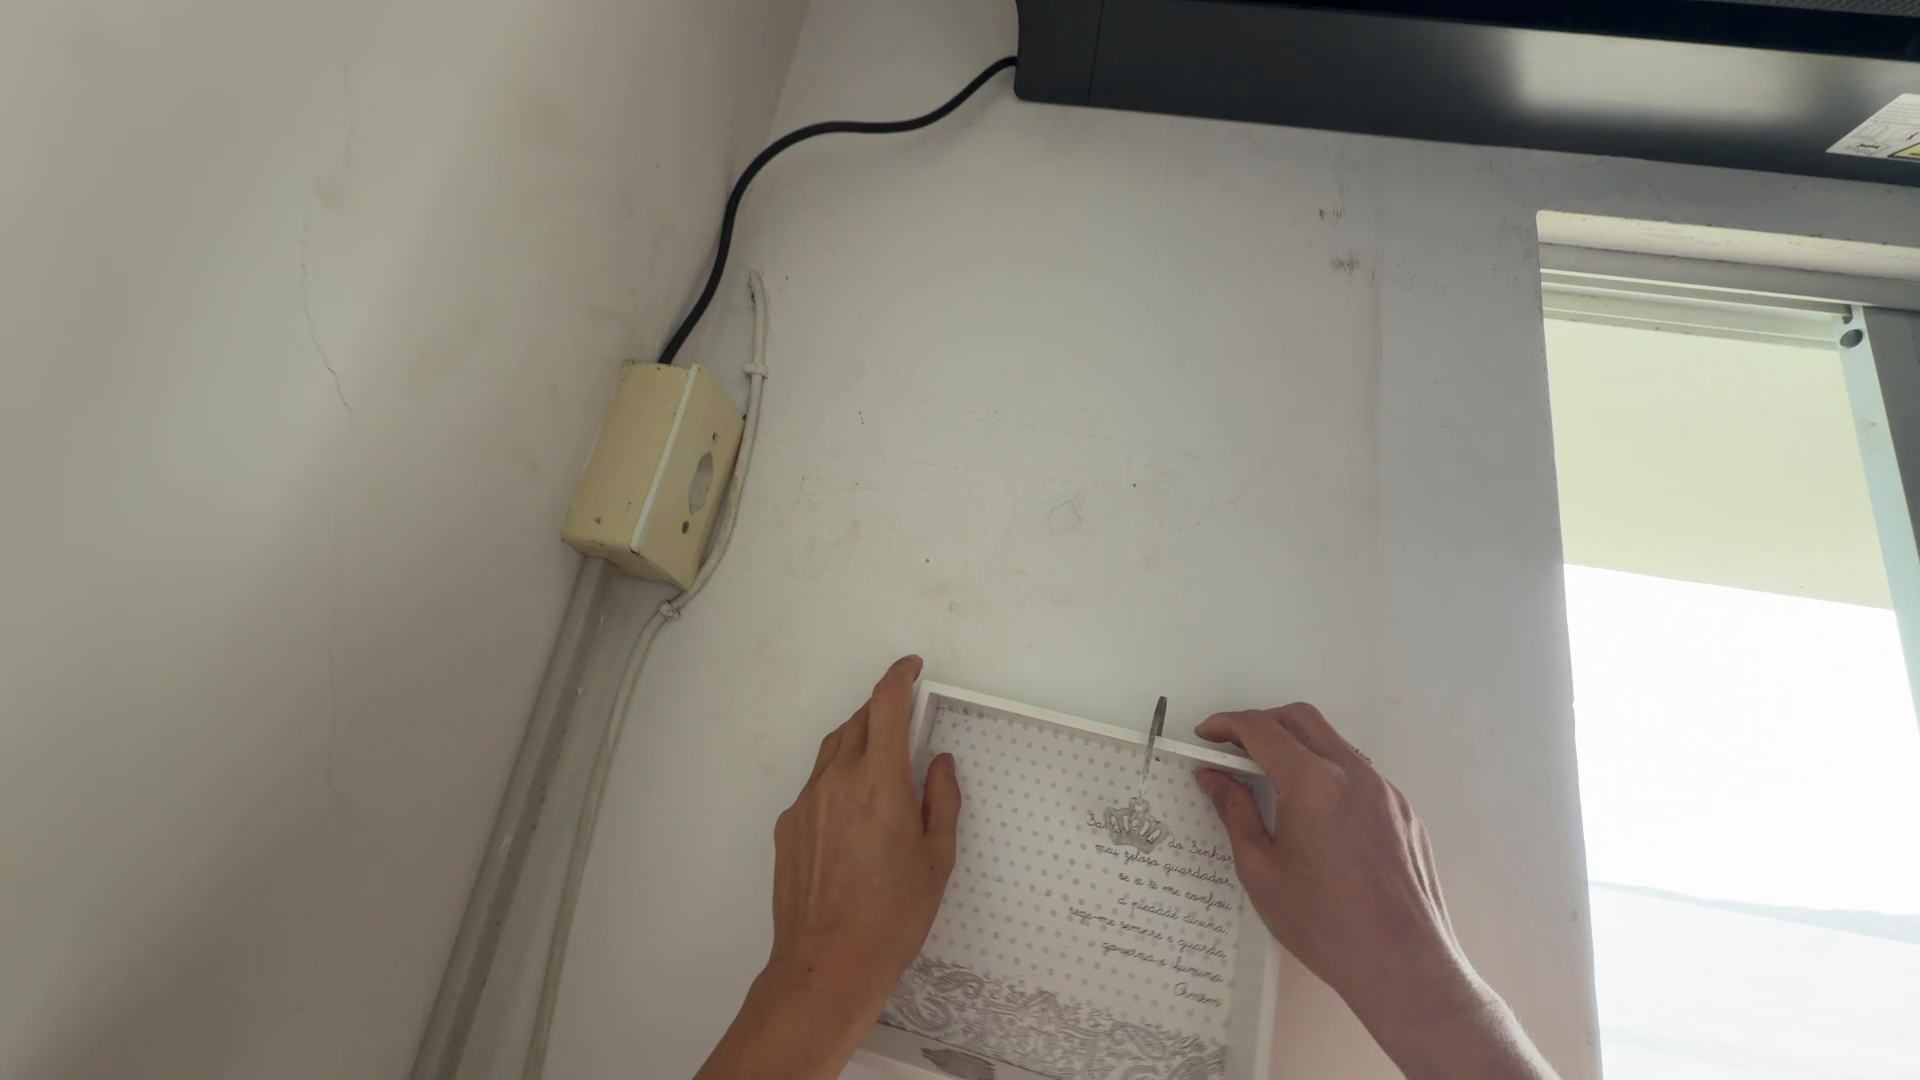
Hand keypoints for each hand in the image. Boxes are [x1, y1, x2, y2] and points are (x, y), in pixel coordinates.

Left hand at [695, 655, 959, 1079]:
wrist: (825, 966)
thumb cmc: (892, 916)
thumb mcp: (937, 859)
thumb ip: (942, 800)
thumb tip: (939, 762)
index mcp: (879, 781)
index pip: (886, 704)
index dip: (899, 675)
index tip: (911, 667)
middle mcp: (837, 780)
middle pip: (858, 720)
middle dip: (883, 709)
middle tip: (905, 721)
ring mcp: (806, 801)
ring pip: (834, 748)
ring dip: (859, 739)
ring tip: (881, 764)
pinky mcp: (788, 824)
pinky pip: (817, 783)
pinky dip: (838, 776)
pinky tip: (854, 812)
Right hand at [1195, 705, 1556, 1079]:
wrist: (1407, 972)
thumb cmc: (1325, 925)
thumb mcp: (1260, 869)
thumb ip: (1234, 811)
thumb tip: (1213, 777)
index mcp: (1313, 782)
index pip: (1261, 728)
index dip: (1225, 724)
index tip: (1204, 736)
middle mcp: (1354, 774)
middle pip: (1300, 718)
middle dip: (1260, 722)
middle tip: (1232, 747)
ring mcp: (1386, 791)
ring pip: (1332, 740)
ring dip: (1295, 742)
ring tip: (1269, 776)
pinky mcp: (1405, 812)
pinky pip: (1357, 771)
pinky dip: (1325, 768)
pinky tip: (1312, 807)